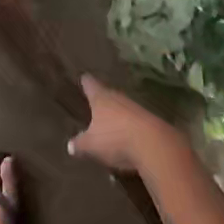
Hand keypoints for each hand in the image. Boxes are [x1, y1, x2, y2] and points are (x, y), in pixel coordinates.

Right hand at [68, 75, 184, 172]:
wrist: (153, 143)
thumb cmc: (115, 138)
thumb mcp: (91, 145)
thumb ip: (80, 143)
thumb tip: (70, 145)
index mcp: (101, 98)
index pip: (91, 84)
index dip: (86, 82)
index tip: (83, 77)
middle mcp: (118, 97)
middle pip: (108, 94)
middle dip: (102, 99)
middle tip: (95, 101)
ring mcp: (135, 107)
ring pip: (121, 107)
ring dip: (116, 113)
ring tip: (108, 121)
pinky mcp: (148, 120)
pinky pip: (133, 120)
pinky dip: (128, 126)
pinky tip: (125, 136)